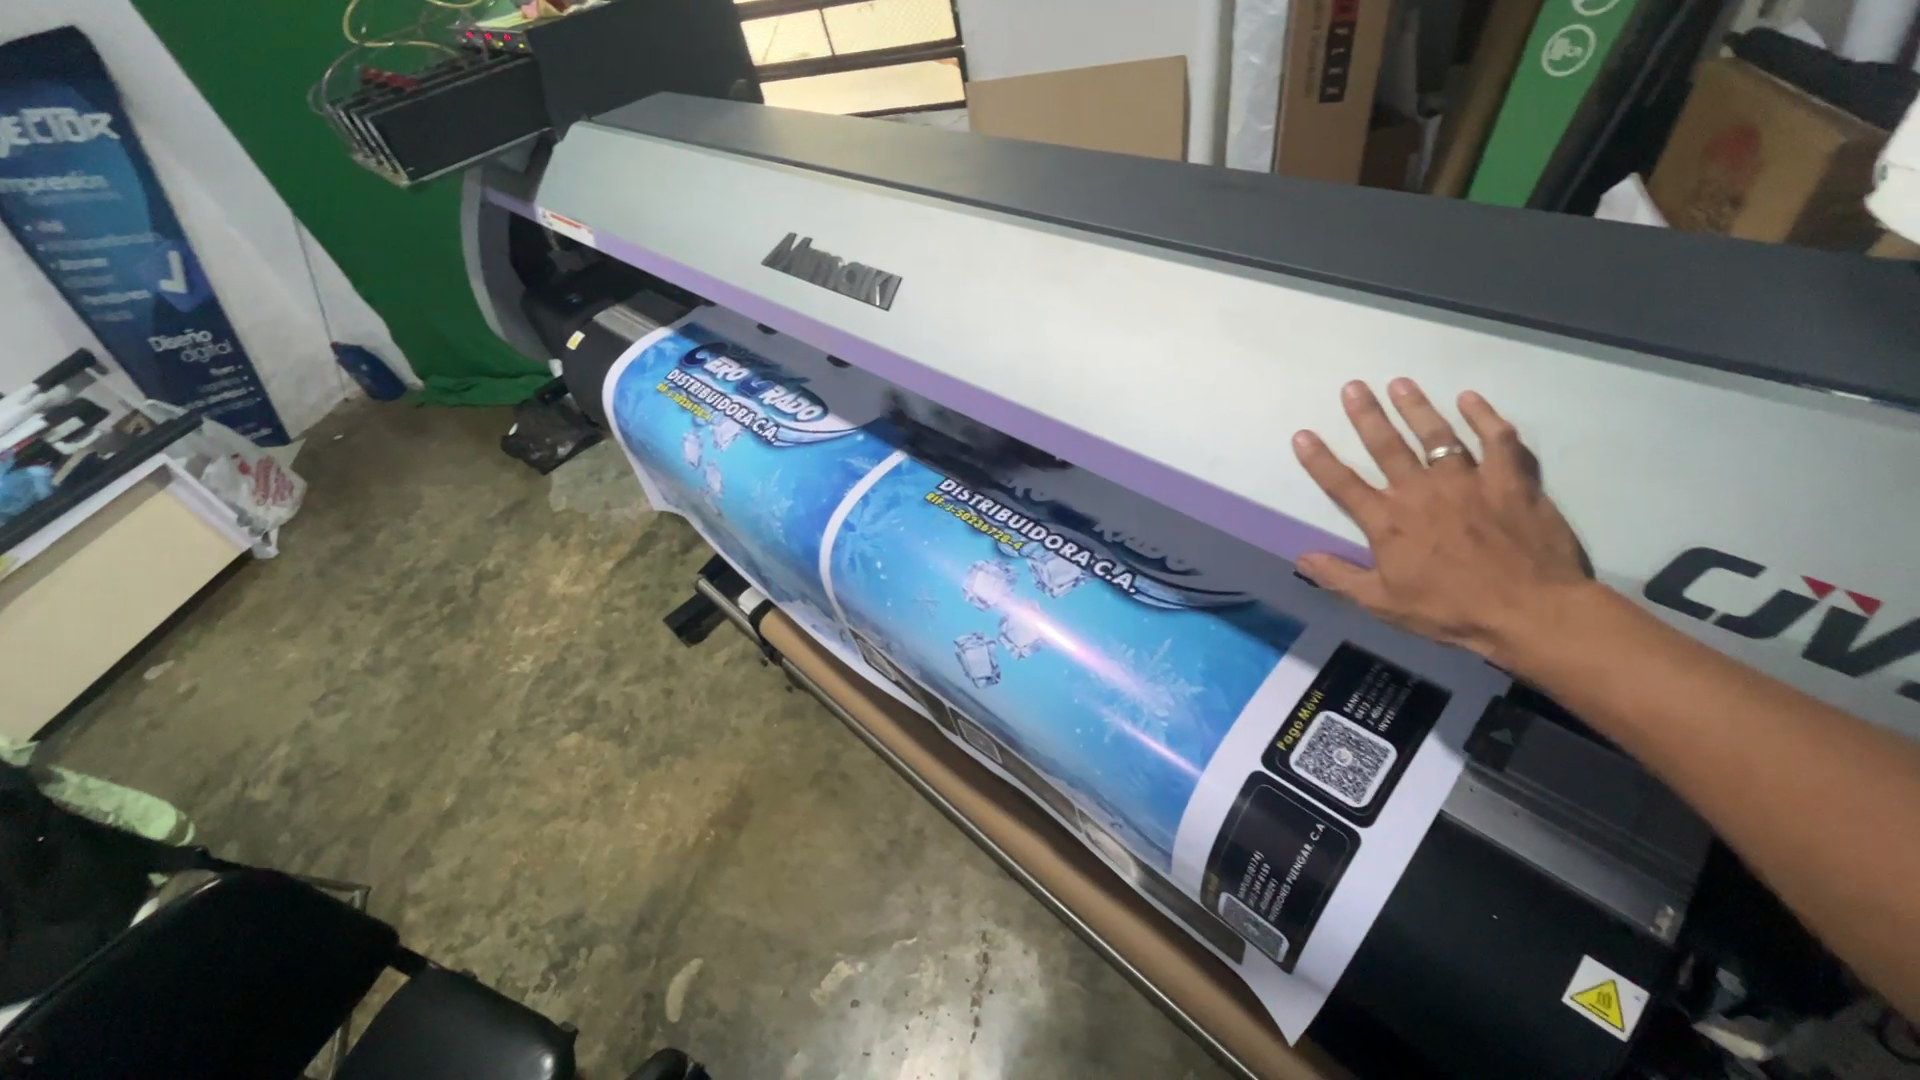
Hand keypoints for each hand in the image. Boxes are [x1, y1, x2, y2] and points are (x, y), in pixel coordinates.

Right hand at [1291, 379, 1592, 664]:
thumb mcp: (1384, 604)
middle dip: (1366, 415)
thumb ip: (1340, 578)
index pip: (1343, 485)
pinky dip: (1484, 417)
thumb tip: (1302, 557)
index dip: (1319, 460)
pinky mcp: (1511, 481)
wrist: (1530, 611)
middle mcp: (1421, 492)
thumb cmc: (1452, 611)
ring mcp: (1468, 482)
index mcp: (1389, 522)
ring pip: (1437, 434)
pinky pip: (1497, 440)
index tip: (1302, 435)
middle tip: (1353, 387)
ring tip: (1400, 383)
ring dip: (1416, 407)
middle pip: (1387, 446)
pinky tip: (1470, 399)